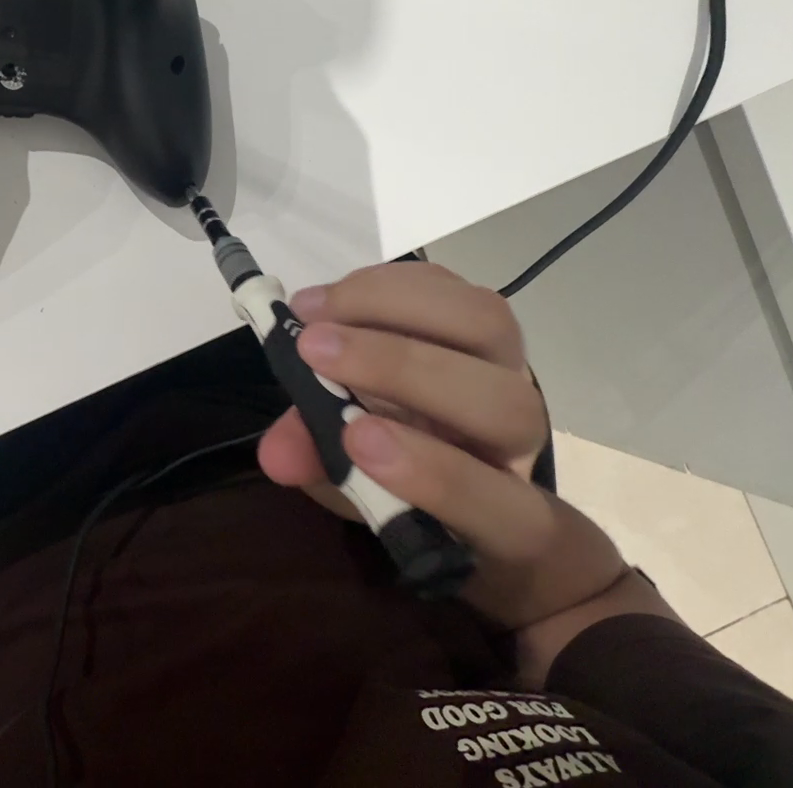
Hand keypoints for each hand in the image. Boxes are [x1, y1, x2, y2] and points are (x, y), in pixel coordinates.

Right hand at [256, 263, 648, 675]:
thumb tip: (275, 455)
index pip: (501, 505)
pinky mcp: (486, 320)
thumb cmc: (390, 474)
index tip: (354, 439)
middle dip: (401, 369)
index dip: (438, 476)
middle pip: (502, 404)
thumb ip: (317, 467)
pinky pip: (455, 288)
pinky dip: (388, 284)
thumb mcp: (347, 485)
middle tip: (311, 348)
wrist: (426, 430)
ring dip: (391, 307)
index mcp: (498, 509)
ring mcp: (510, 369)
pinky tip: (333, 297)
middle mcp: (518, 436)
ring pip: (487, 325)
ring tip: (313, 311)